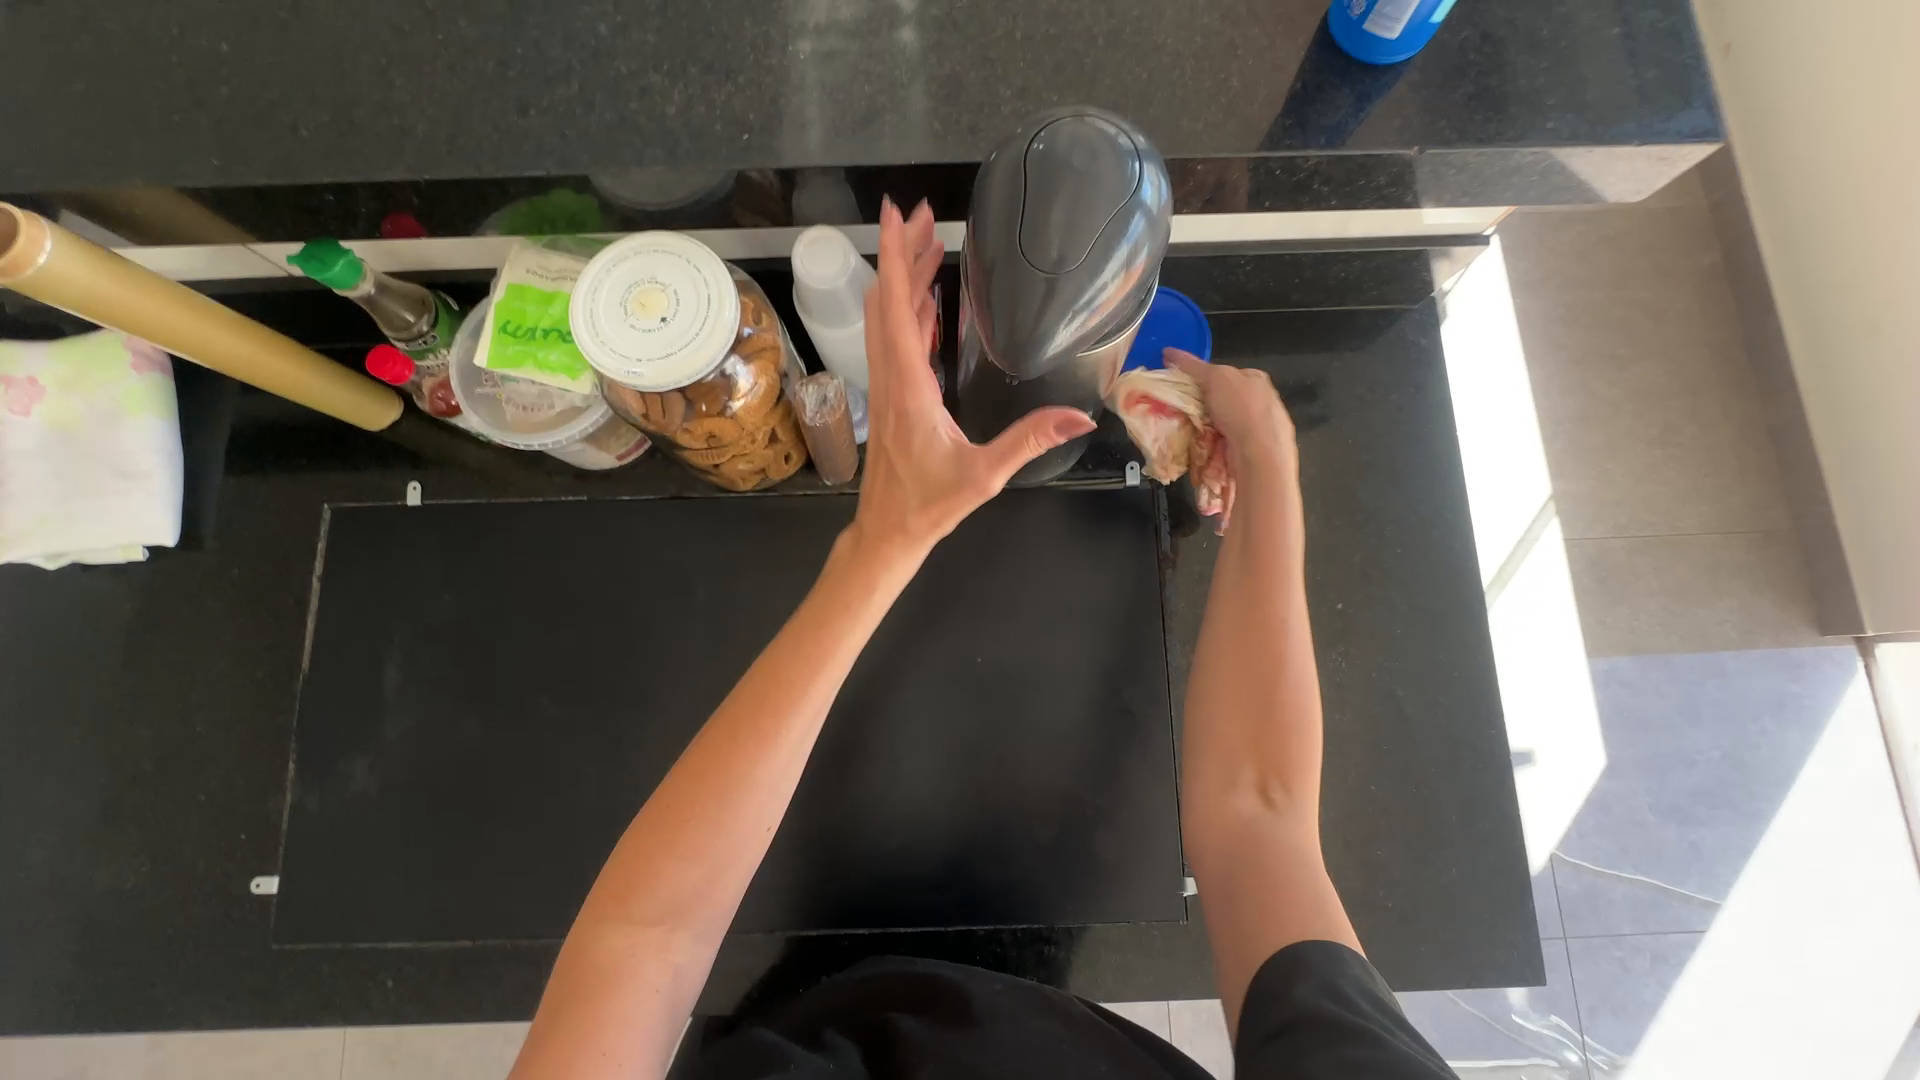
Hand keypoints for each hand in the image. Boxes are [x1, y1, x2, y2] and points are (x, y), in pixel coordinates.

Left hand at [848, 197, 1096, 560]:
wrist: (887, 531)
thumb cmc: (929, 506)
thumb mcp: (984, 475)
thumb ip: (1028, 442)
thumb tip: (1079, 418)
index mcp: (907, 388)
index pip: (896, 309)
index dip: (898, 258)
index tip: (898, 214)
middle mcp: (890, 378)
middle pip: (887, 302)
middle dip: (902, 253)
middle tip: (921, 214)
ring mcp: (886, 387)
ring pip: (887, 319)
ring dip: (904, 279)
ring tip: (929, 243)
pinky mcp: (890, 398)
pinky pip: (894, 342)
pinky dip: (907, 312)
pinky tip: (925, 300)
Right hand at [1164, 349, 1296, 479]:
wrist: (1259, 454)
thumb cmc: (1242, 409)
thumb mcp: (1214, 377)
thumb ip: (1192, 366)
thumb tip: (1169, 352)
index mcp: (1256, 380)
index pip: (1225, 374)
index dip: (1203, 378)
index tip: (1184, 387)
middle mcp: (1260, 402)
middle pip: (1221, 400)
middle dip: (1202, 406)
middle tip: (1181, 411)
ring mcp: (1257, 429)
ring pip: (1221, 424)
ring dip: (1204, 428)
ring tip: (1186, 432)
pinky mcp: (1251, 451)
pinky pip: (1224, 444)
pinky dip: (1211, 446)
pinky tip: (1201, 449)